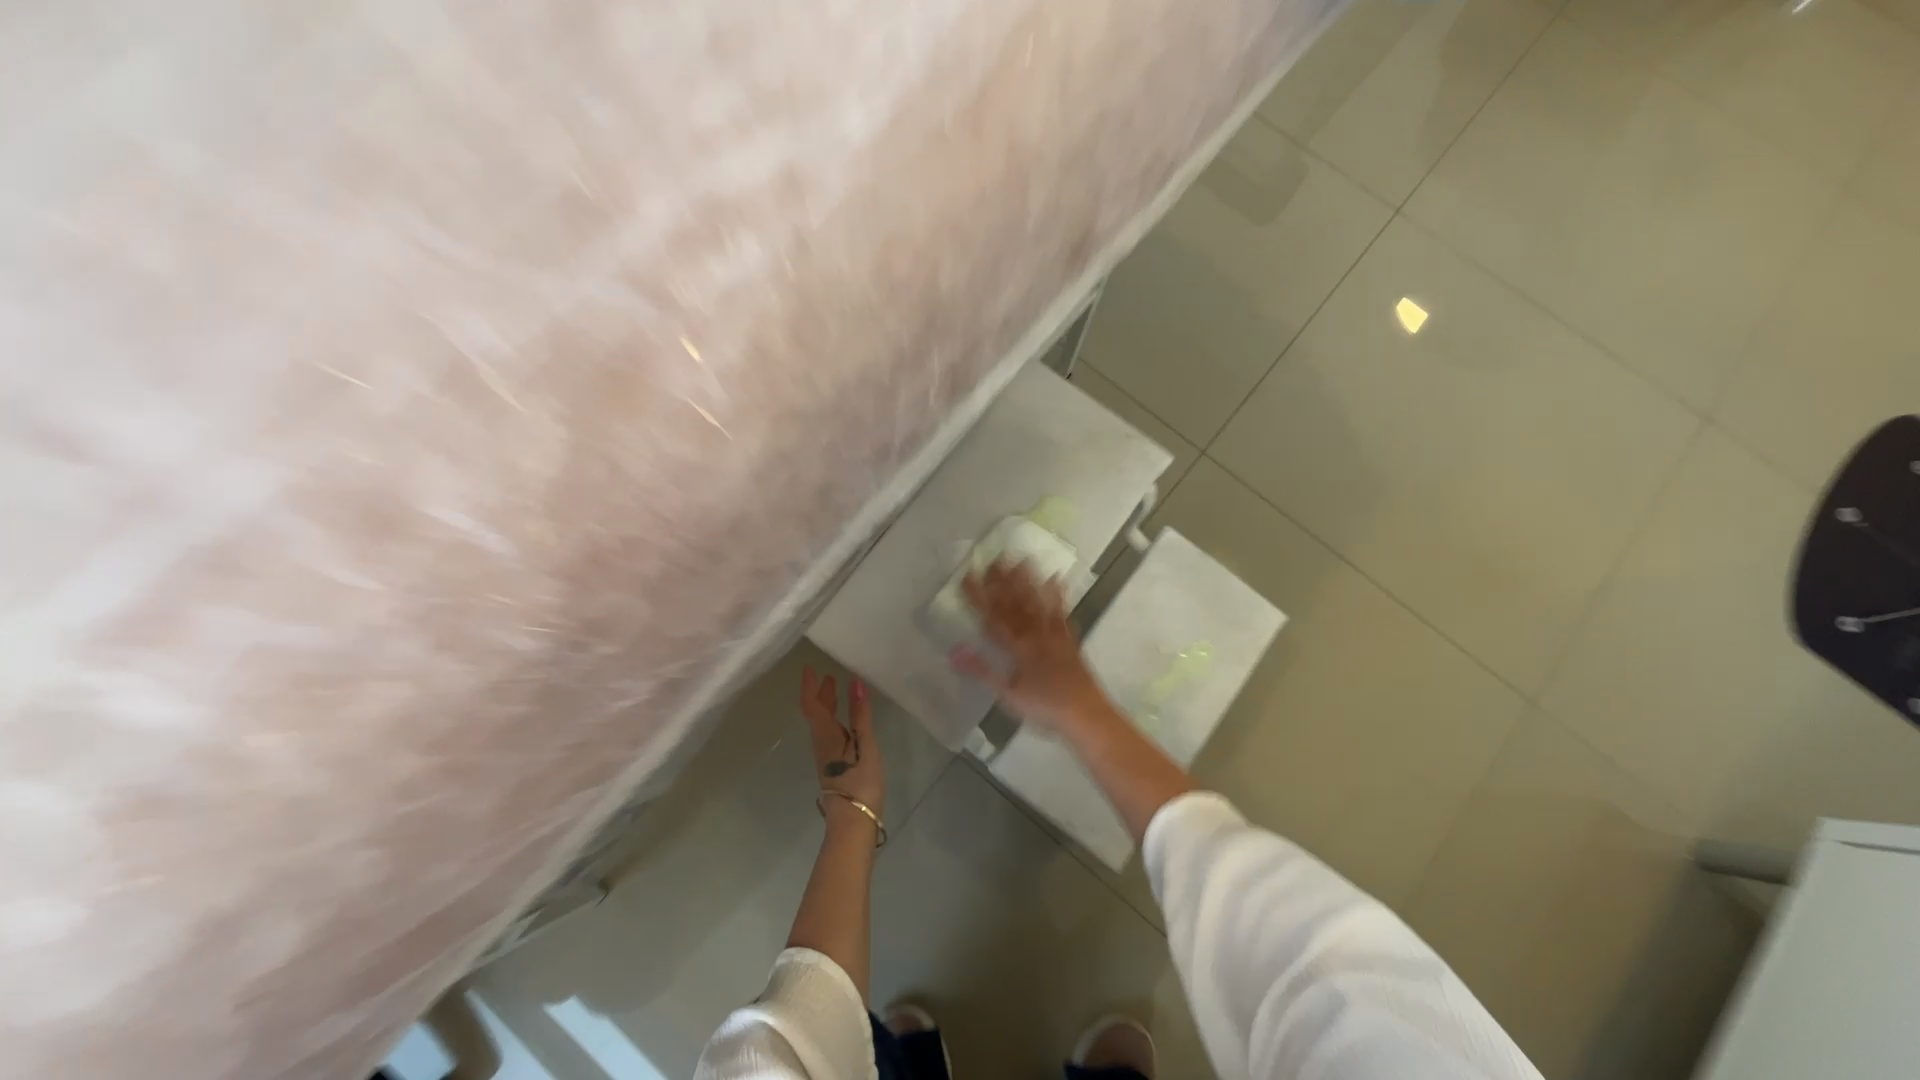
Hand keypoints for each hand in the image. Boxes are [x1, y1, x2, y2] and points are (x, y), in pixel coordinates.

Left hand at [801, 665, 885, 825]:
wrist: (853, 820)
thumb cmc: (859, 780)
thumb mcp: (864, 745)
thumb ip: (861, 715)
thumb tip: (855, 682)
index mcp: (825, 734)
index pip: (812, 704)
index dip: (809, 685)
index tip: (809, 667)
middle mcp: (821, 743)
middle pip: (816, 714)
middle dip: (821, 693)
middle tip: (830, 676)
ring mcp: (826, 756)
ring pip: (823, 724)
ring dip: (828, 706)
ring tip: (839, 692)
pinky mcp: (833, 766)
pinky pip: (830, 734)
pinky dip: (835, 719)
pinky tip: (846, 722)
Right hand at [950, 560, 1113, 736]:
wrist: (1086, 714)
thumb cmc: (1044, 707)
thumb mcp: (1007, 694)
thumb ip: (981, 670)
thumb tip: (953, 651)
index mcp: (1017, 648)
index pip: (992, 617)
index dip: (978, 596)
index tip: (967, 575)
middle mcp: (1035, 634)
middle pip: (1015, 604)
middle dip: (1002, 581)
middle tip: (993, 558)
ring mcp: (1054, 634)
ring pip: (1038, 603)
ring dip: (1028, 581)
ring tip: (1020, 558)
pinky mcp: (1070, 639)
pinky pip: (1062, 612)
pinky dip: (1058, 594)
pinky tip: (1056, 578)